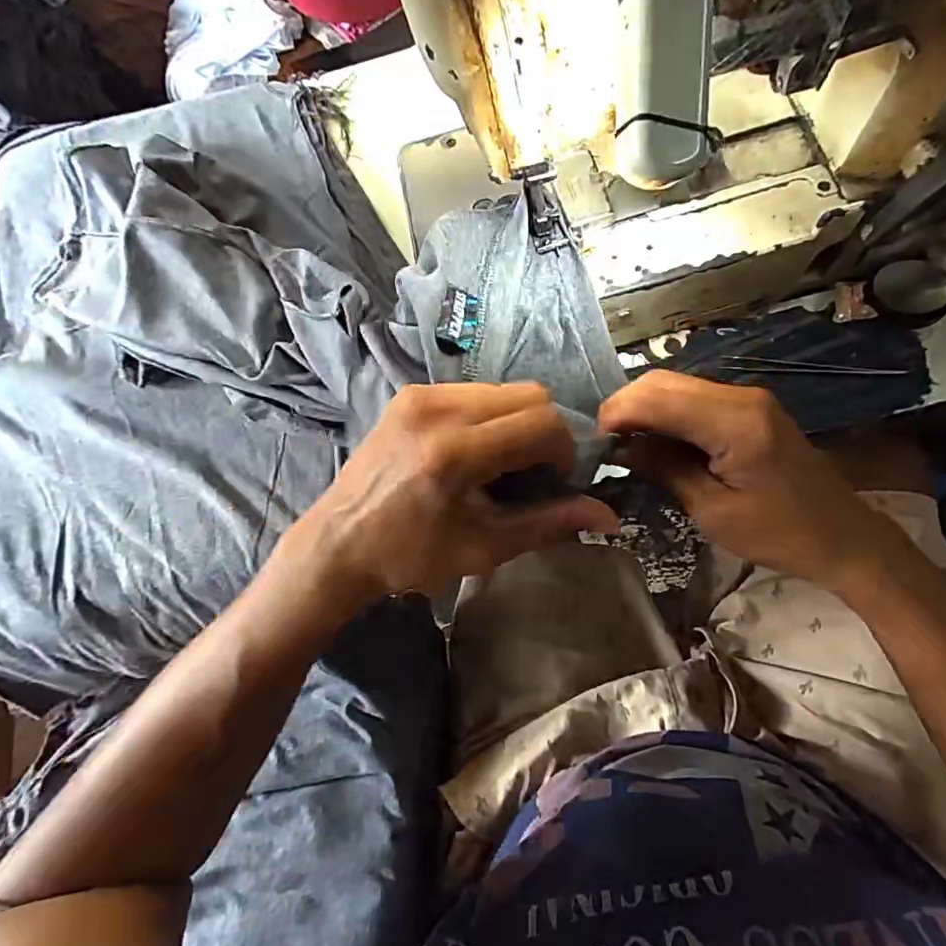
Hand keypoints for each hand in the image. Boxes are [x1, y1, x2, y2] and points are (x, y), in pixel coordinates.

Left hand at [280, 383, 620, 602]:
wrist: (338, 541)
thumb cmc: (407, 556)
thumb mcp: (482, 548)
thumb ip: (547, 523)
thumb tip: (607, 514)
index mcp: (456, 451)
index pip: (543, 423)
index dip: (564, 453)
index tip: (553, 482)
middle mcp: (438, 409)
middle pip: (530, 394)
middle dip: (546, 432)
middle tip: (531, 473)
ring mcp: (419, 396)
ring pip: (501, 389)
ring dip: (516, 422)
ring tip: (499, 464)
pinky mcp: (408, 395)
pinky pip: (470, 391)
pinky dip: (487, 415)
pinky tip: (471, 451)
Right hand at [597, 373, 911, 592]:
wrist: (846, 538)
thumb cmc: (780, 534)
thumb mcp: (712, 511)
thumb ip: (664, 469)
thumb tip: (620, 448)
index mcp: (735, 423)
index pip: (657, 398)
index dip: (617, 414)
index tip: (594, 444)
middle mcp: (740, 398)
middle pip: (661, 381)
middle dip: (623, 407)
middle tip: (603, 444)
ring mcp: (746, 399)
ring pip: (672, 384)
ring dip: (640, 408)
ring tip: (622, 443)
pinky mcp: (746, 408)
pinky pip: (689, 397)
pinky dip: (661, 412)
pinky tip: (651, 439)